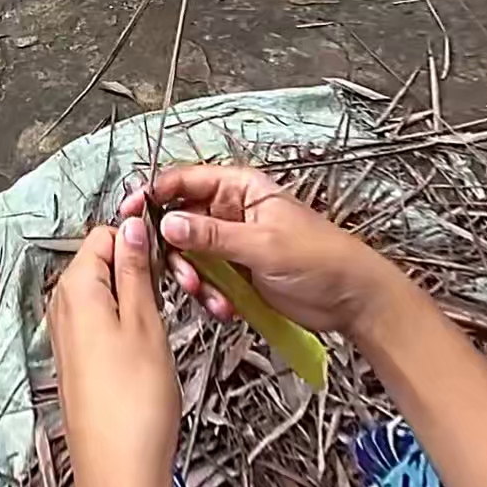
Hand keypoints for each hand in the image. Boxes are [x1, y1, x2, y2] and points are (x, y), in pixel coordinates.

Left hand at [48, 218, 180, 486]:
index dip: (138, 241)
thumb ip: (135, 267)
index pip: (105, 233)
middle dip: (137, 269)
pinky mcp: (75, 353)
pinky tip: (143, 347)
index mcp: (75, 285)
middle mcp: (62, 302)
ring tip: (158, 328)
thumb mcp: (144, 321)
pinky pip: (98, 316)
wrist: (117, 473)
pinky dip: (122, 319)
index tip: (165, 260)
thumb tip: (131, 226)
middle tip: (168, 296)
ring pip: (103, 289)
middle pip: (102, 260)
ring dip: (133, 296)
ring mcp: (66, 329)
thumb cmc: (133, 403)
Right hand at [122, 164, 406, 336]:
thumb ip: (211, 234)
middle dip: (173, 247)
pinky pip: (203, 274)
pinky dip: (206, 291)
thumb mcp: (262, 244)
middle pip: (179, 218)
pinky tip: (222, 306)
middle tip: (176, 270)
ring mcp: (228, 240)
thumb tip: (167, 223)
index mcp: (237, 187)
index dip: (155, 194)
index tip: (131, 212)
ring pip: (187, 250)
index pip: (184, 181)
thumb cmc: (321, 258)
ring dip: (190, 274)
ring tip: (205, 293)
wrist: (355, 302)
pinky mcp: (232, 268)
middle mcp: (228, 209)